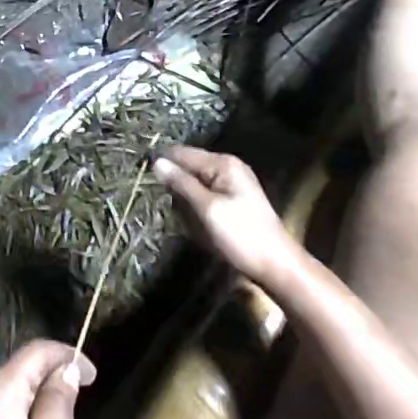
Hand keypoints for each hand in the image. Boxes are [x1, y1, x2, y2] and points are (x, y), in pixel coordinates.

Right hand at [155, 145, 297, 286]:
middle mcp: (228, 167)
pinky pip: (206, 195)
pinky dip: (197, 207)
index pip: (183, 153)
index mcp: (223, 163)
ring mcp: (233, 183)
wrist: (276, 265)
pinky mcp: (234, 200)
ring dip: (185, 199)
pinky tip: (196, 223)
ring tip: (181, 218)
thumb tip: (156, 162)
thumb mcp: (207, 209)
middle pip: (190, 167)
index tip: (141, 177)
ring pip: (196, 183)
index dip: (163, 163)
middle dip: (175, 183)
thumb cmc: (241, 235)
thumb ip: (182, 183)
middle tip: (164, 205)